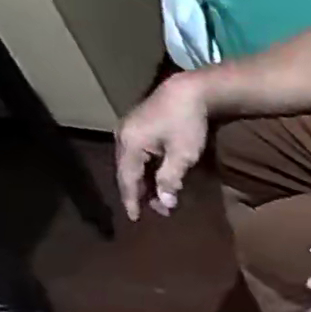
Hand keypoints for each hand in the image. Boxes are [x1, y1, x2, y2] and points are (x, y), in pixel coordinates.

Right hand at [114, 75, 209, 220]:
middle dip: (141, 195)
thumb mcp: (183, 156)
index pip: (127, 179)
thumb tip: (164, 204)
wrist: (188, 93)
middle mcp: (123, 136)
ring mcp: (129, 131)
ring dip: (146, 185)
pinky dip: (147, 172)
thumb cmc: (187, 124)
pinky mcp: (138, 129)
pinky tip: (158, 182)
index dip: (131, 200)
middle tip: (158, 214)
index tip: (135, 218)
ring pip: (133, 165)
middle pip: (127, 173)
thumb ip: (171, 180)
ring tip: (161, 202)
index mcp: (130, 144)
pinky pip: (138, 157)